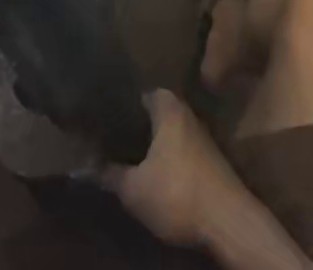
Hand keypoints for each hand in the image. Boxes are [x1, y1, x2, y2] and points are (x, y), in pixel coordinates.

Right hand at [99, 90, 246, 249]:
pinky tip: (154, 170)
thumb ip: (110, 174)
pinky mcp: (211, 159)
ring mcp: (203, 136)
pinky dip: (168, 155)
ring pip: (171, 131)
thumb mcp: (134, 189)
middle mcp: (188, 114)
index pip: (144, 93)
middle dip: (138, 124)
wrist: (227, 220)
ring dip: (154, 141)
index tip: (106, 116)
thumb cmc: (176, 192)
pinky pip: (182, 148)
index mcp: (169, 108)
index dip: (125, 103)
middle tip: (114, 137)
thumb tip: (86, 167)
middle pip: (158, 112)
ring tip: (129, 154)